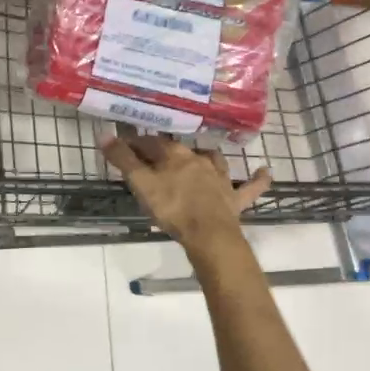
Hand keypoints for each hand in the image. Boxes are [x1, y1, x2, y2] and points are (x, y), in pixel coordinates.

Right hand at [100, 133, 270, 251]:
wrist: (210, 237)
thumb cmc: (171, 208)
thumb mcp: (140, 183)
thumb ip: (122, 158)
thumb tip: (104, 134)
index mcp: (173, 153)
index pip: (148, 142)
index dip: (132, 144)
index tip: (121, 149)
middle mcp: (198, 159)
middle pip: (177, 149)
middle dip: (163, 149)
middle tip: (150, 156)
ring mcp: (220, 178)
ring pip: (213, 159)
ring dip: (206, 155)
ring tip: (199, 156)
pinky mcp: (235, 198)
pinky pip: (250, 186)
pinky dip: (257, 179)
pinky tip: (265, 171)